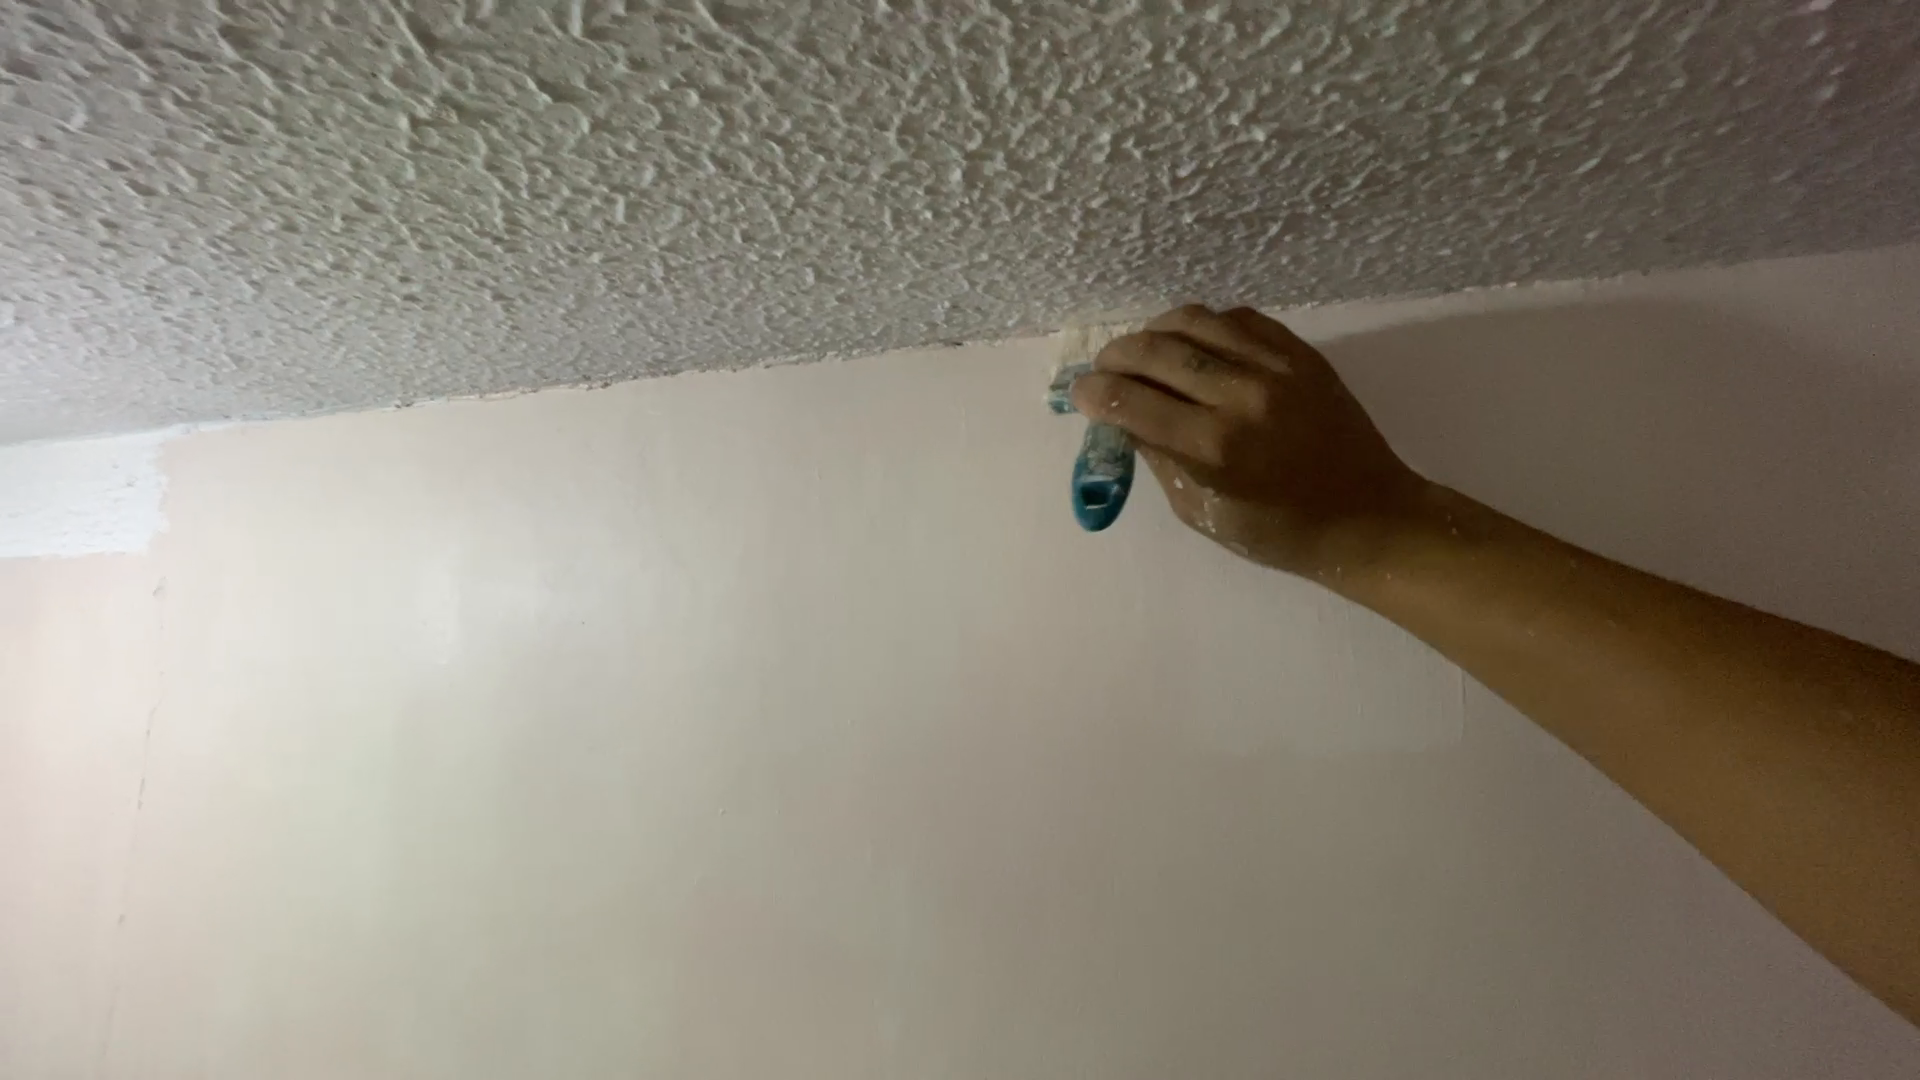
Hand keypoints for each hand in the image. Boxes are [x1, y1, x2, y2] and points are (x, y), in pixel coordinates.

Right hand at [1070, 304, 1429, 576]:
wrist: (1368, 517)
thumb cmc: (1276, 532)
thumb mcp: (1199, 511)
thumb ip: (1157, 457)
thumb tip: (1121, 418)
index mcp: (1214, 448)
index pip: (1130, 401)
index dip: (1093, 393)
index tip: (1080, 395)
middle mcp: (1242, 396)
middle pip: (1155, 351)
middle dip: (1113, 357)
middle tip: (1103, 371)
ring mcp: (1277, 367)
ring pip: (1193, 321)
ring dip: (1153, 332)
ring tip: (1142, 353)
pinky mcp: (1301, 353)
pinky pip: (1237, 318)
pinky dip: (1202, 326)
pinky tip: (1193, 346)